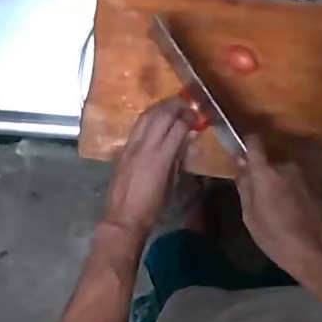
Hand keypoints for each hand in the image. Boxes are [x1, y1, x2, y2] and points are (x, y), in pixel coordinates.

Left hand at [101, 97, 193, 239]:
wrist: (123, 217)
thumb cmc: (153, 206)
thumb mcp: (171, 181)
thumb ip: (178, 156)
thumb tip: (187, 137)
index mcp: (161, 156)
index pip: (178, 126)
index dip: (190, 117)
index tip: (198, 115)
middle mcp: (145, 145)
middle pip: (162, 114)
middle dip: (176, 105)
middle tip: (187, 104)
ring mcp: (131, 145)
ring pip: (147, 115)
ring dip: (161, 107)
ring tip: (173, 105)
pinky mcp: (123, 148)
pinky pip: (138, 126)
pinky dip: (149, 117)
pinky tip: (157, 118)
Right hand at [235, 136, 321, 281]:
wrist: (321, 253)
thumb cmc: (279, 239)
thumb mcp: (251, 218)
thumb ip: (245, 187)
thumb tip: (241, 165)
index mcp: (267, 172)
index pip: (254, 142)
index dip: (245, 144)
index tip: (239, 155)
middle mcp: (288, 166)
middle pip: (269, 162)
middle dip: (262, 174)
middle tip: (257, 197)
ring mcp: (306, 175)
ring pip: (284, 173)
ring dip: (278, 185)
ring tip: (276, 209)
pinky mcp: (317, 186)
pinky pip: (296, 183)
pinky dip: (291, 192)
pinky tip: (291, 213)